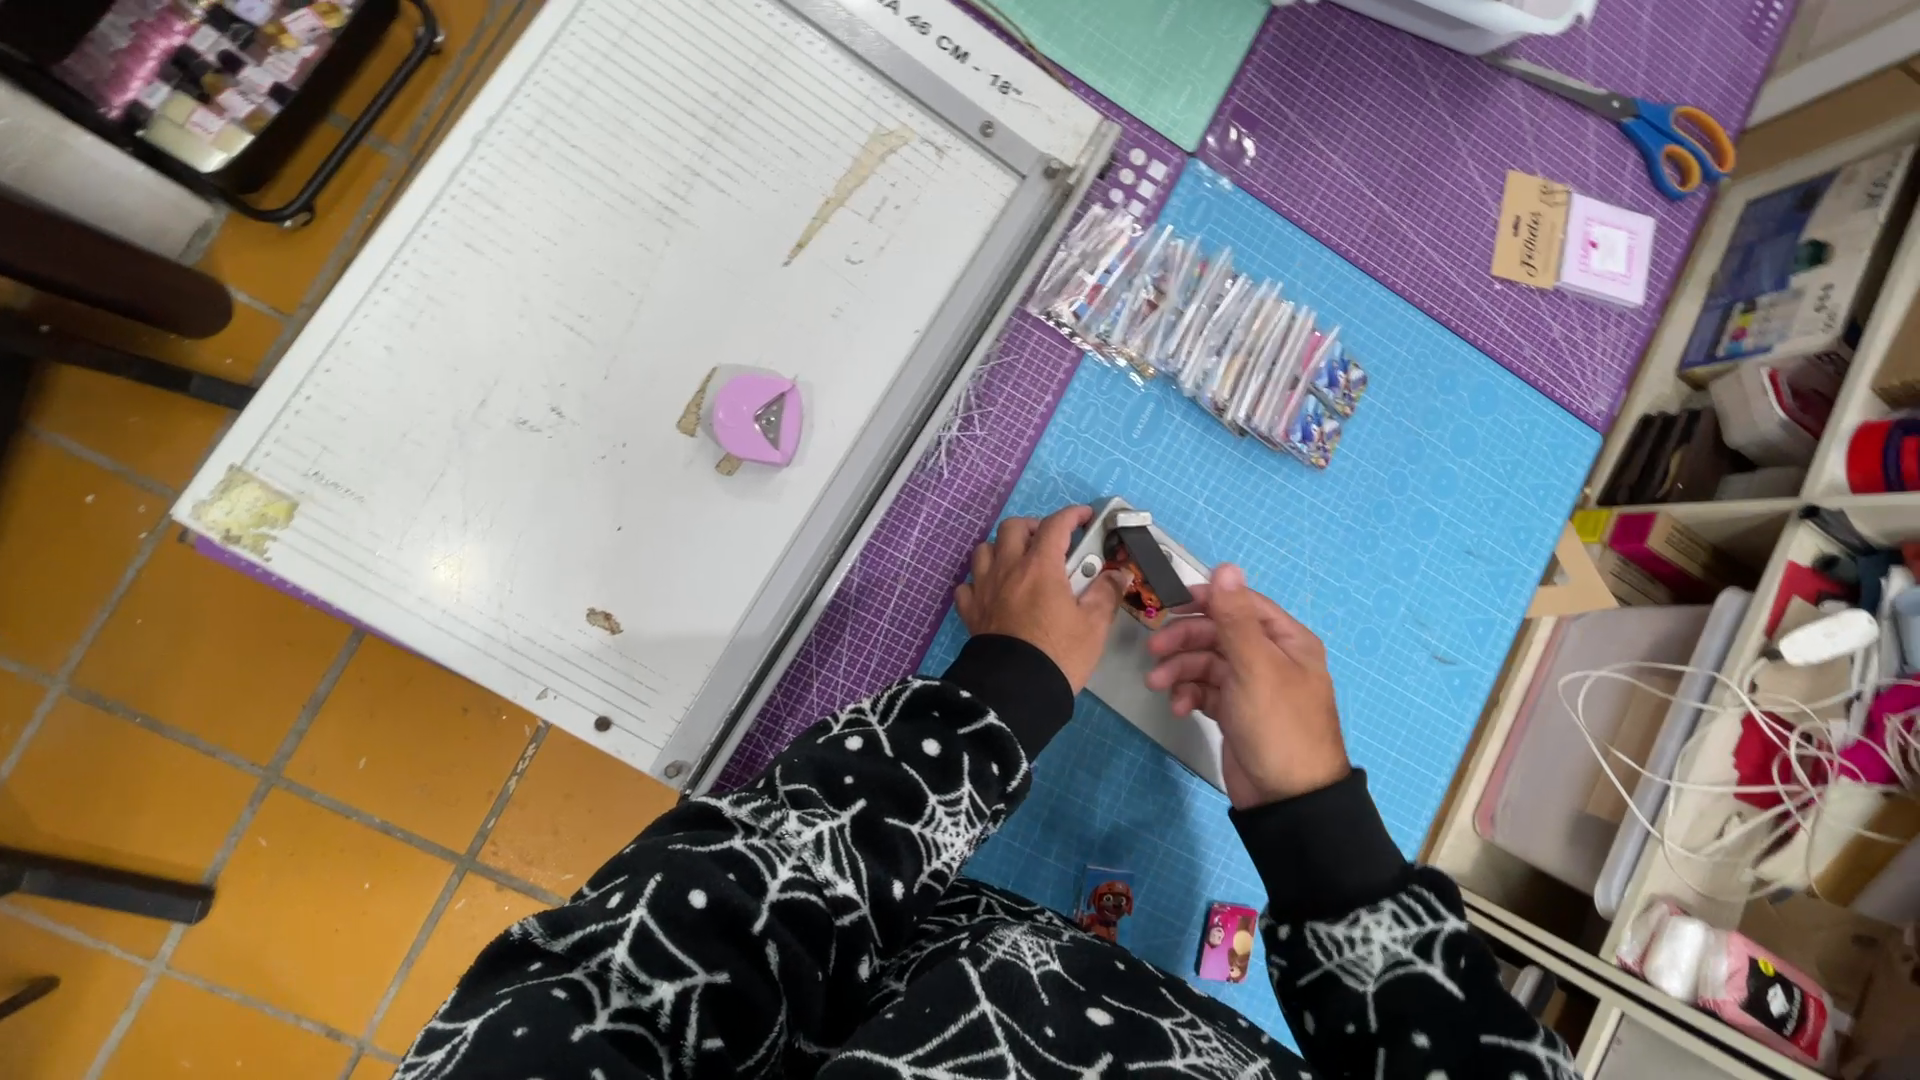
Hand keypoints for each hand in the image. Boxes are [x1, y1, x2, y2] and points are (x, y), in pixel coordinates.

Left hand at [955, 505, 1128, 693]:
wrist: (1017, 690)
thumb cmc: (1060, 654)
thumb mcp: (1094, 625)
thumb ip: (1106, 593)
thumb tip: (1118, 574)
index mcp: (1040, 567)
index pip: (1056, 525)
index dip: (1072, 515)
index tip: (1084, 518)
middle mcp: (1008, 569)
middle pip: (1013, 528)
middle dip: (1033, 527)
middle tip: (1051, 543)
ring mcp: (984, 588)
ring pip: (984, 549)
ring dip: (1002, 549)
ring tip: (1019, 564)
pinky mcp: (970, 611)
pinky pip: (967, 585)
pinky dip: (979, 582)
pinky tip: (992, 592)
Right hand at [1144, 564, 1348, 809]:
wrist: (1287, 799)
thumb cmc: (1277, 725)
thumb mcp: (1255, 666)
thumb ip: (1235, 617)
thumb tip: (1225, 566)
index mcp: (1286, 641)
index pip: (1242, 604)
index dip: (1207, 600)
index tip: (1171, 602)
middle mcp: (1270, 658)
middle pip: (1218, 632)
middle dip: (1185, 639)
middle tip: (1154, 648)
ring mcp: (1251, 686)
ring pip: (1206, 662)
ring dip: (1180, 669)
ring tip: (1157, 684)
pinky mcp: (1234, 711)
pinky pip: (1205, 689)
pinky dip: (1188, 694)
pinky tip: (1178, 707)